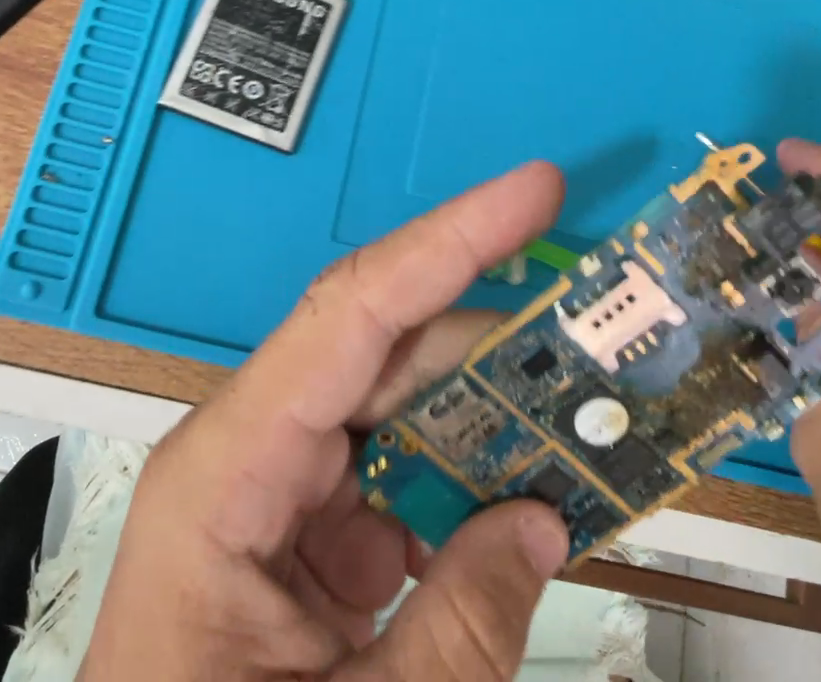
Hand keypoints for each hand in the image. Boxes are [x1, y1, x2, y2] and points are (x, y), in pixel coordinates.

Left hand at [80, 163, 572, 680]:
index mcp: (225, 475)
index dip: (447, 243)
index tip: (531, 192)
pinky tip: (531, 490)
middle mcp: (249, 453)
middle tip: (595, 327)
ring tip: (584, 411)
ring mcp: (281, 489)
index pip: (348, 318)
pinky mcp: (308, 528)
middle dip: (496, 335)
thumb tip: (541, 523)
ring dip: (494, 410)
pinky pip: (403, 472)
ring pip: (403, 410)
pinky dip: (471, 477)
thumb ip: (459, 629)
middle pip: (386, 352)